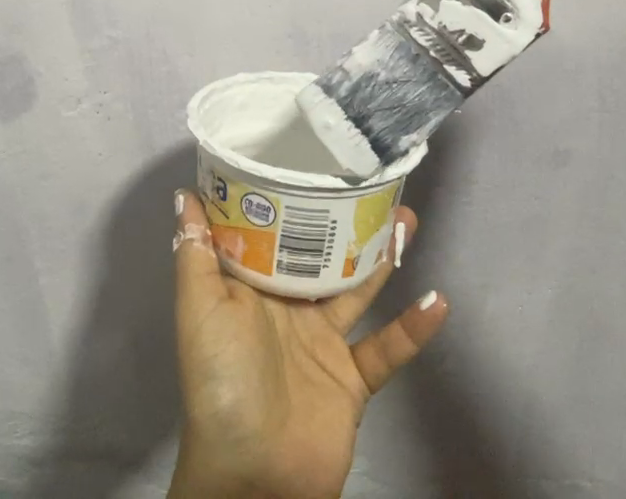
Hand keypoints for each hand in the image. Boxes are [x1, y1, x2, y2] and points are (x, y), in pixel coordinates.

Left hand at [167, 189, 446, 498]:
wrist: (254, 476)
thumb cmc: (221, 381)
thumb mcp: (200, 309)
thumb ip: (196, 253)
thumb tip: (186, 193)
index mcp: (248, 290)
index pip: (267, 234)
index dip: (283, 200)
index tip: (302, 158)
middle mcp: (286, 309)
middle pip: (319, 256)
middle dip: (342, 222)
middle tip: (370, 183)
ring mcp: (321, 344)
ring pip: (358, 289)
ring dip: (382, 257)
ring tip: (406, 219)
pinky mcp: (352, 379)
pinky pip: (388, 348)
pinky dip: (414, 328)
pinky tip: (439, 300)